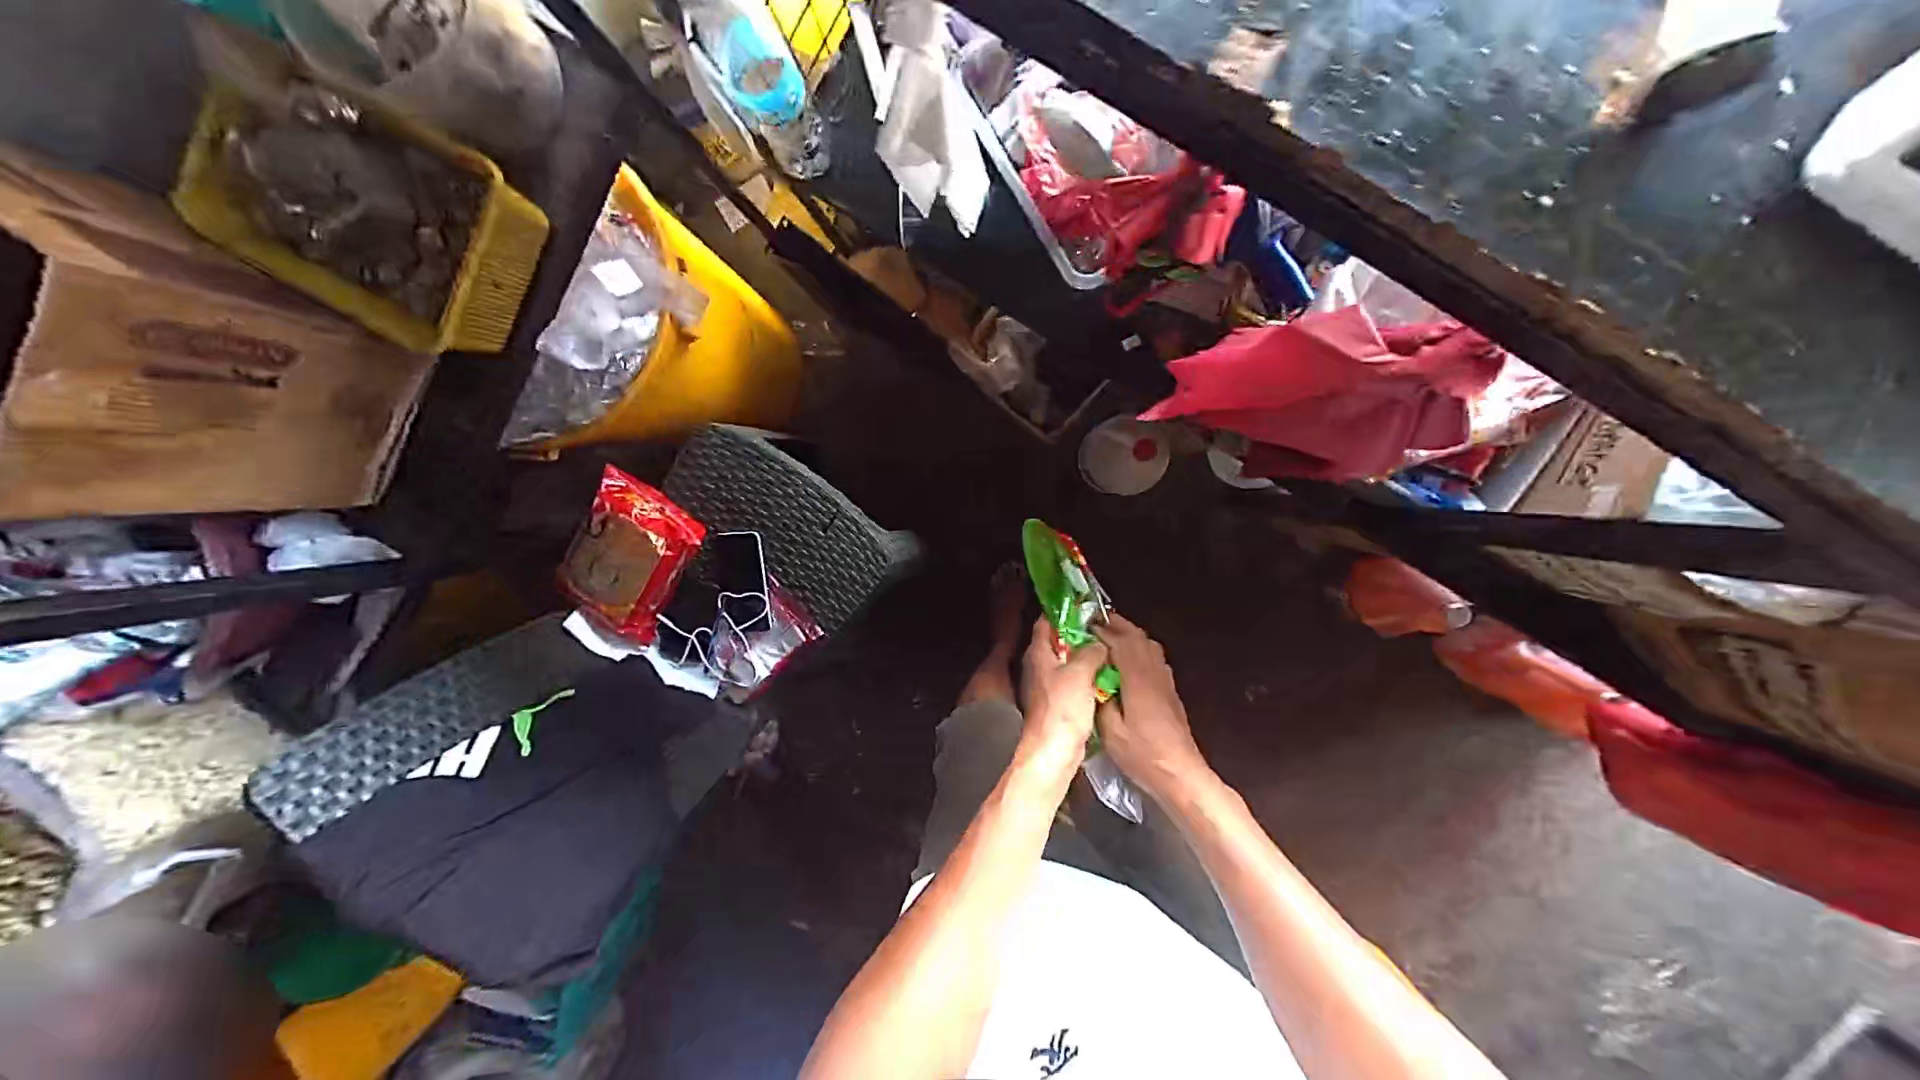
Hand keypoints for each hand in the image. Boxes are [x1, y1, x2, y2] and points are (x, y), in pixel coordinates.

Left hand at [1018, 617, 1107, 766]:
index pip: (1045, 622)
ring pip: (1068, 662)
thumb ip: (1090, 652)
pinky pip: (1074, 681)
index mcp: (1039, 654)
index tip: (1082, 605)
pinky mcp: (1059, 702)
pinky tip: (1105, 675)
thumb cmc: (1062, 709)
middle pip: (1058, 641)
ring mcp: (1049, 685)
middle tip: (1102, 627)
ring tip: (1108, 648)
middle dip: (1078, 633)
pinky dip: (1087, 675)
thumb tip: (1099, 642)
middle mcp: (1040, 666)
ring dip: (1085, 655)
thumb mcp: (1080, 673)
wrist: (1054, 752)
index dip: (1061, 611)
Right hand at [1093, 614, 1214, 801]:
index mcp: (1138, 680)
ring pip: (1149, 646)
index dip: (1102, 631)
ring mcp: (1165, 682)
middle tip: (1096, 621)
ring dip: (1130, 635)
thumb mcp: (1111, 732)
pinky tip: (1128, 661)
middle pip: (1138, 637)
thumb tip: (1095, 685)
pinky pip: (1154, 658)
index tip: (1084, 625)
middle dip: (1117, 625)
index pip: (1120, 643)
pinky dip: (1139, 649)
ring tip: (1110, 636)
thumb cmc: (1143, 755)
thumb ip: (1101, 703)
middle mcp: (1154, 674)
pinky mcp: (1170, 692)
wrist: (1181, 774)